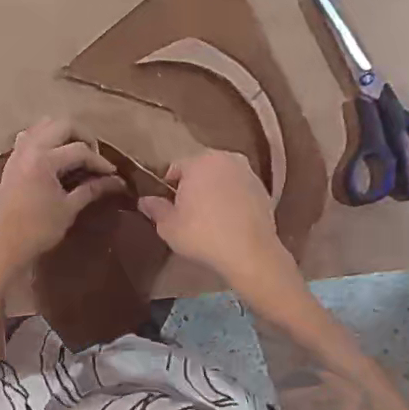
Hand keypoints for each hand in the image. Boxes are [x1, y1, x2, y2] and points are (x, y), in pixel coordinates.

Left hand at [0, 118, 125, 273]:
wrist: (3, 247)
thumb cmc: (37, 231)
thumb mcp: (68, 209)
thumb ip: (91, 190)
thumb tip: (116, 182)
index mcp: (43, 160)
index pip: (80, 150)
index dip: (100, 161)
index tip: (112, 174)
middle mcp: (28, 149)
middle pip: (62, 125)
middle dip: (83, 136)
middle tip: (94, 156)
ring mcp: (16, 154)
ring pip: (43, 126)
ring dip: (62, 133)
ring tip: (75, 153)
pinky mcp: (10, 163)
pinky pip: (29, 138)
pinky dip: (45, 140)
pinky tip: (54, 158)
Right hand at [136, 149, 307, 313]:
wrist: (248, 252)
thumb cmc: (201, 235)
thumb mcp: (168, 226)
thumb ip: (155, 208)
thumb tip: (145, 200)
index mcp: (200, 162)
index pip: (175, 167)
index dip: (167, 187)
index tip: (167, 206)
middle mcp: (226, 158)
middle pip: (200, 169)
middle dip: (191, 185)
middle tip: (185, 212)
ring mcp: (248, 172)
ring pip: (221, 177)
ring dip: (212, 190)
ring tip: (207, 217)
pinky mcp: (263, 188)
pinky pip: (237, 189)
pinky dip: (230, 199)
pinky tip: (226, 220)